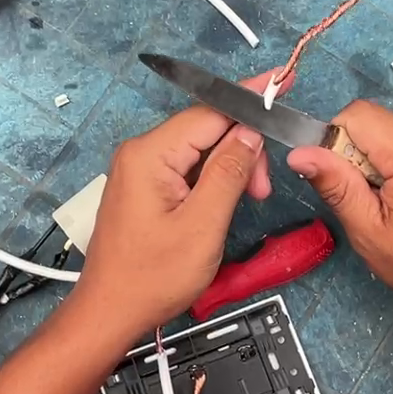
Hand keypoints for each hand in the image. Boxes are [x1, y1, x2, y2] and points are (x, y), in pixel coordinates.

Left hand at [70, 73, 274, 341]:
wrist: (110, 312)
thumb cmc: (151, 278)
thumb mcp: (202, 225)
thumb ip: (229, 173)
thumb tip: (250, 133)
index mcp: (150, 155)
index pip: (209, 111)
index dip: (250, 99)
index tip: (282, 80)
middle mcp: (141, 154)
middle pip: (206, 130)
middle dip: (243, 150)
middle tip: (264, 190)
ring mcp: (140, 171)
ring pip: (199, 152)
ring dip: (230, 169)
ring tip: (249, 200)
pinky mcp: (144, 189)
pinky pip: (187, 170)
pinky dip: (213, 182)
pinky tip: (226, 203)